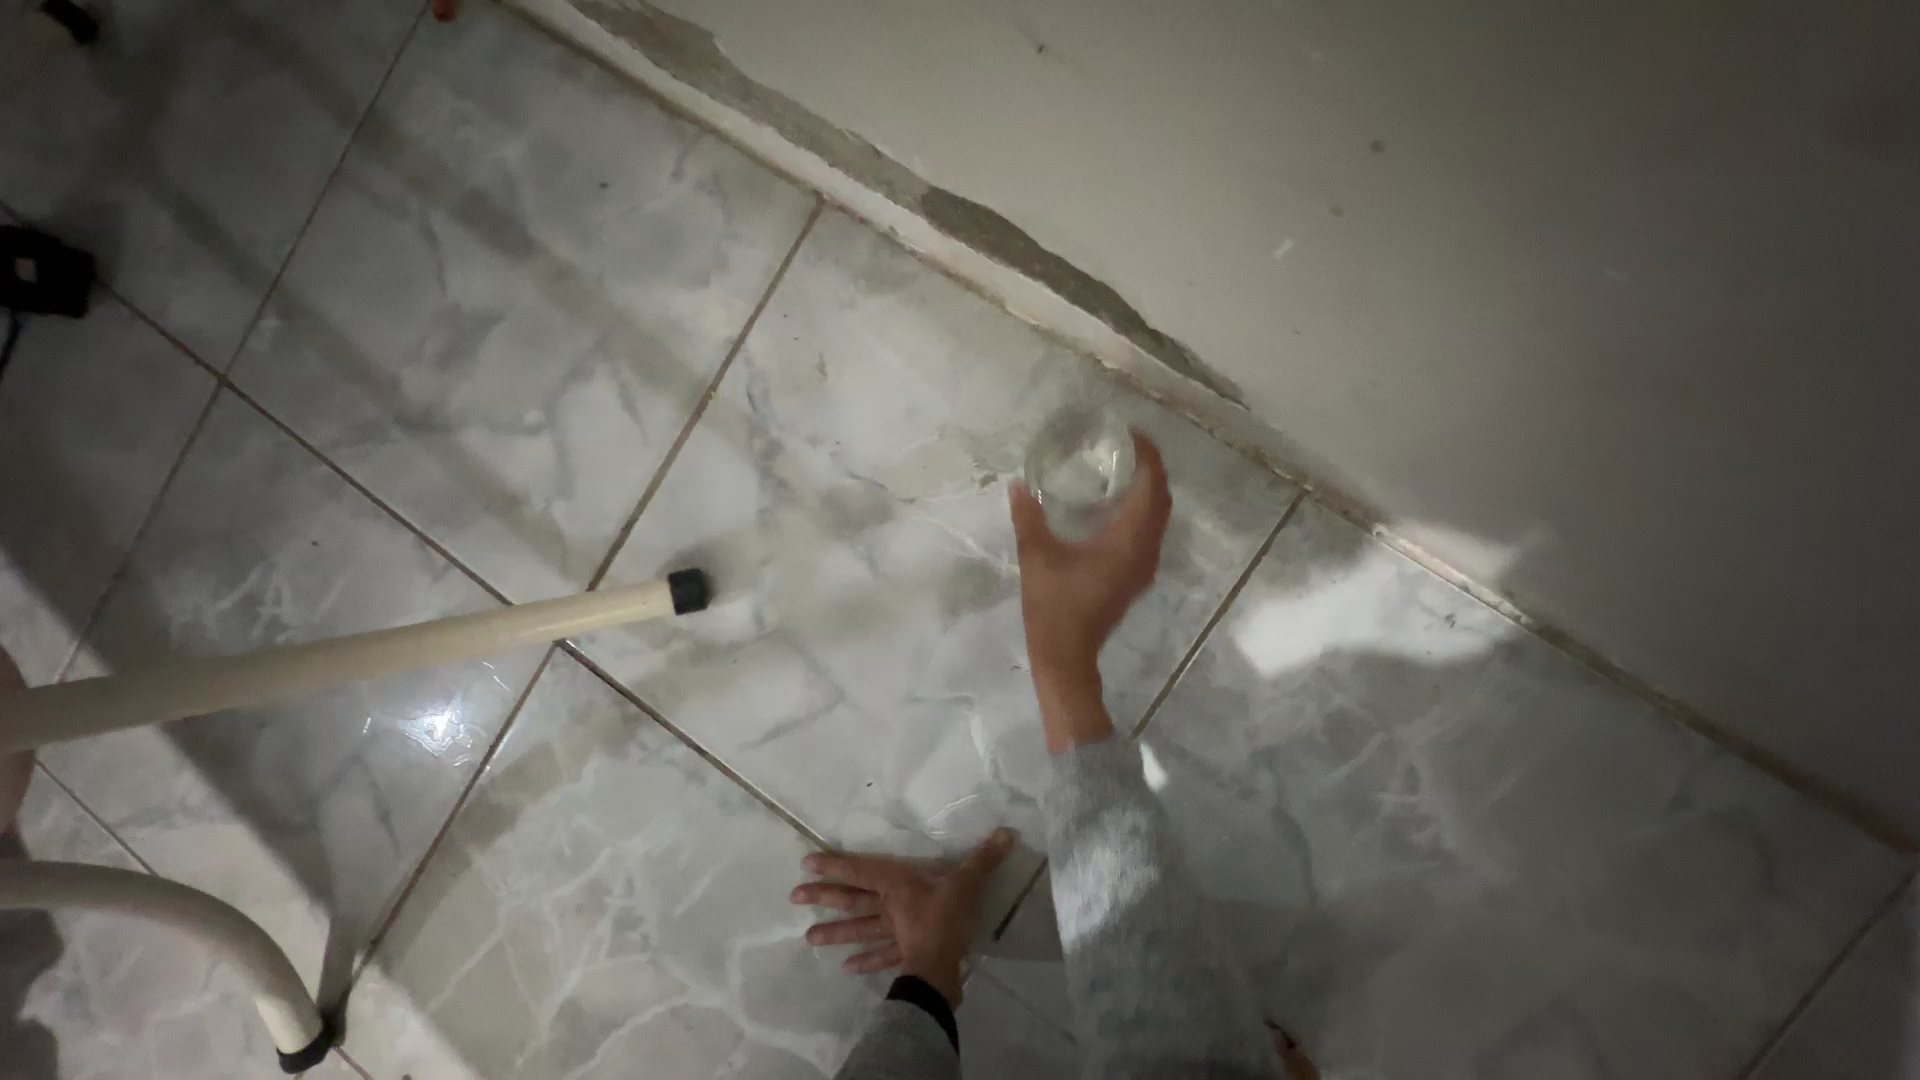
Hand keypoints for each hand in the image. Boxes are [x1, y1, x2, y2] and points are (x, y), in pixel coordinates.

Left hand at [790, 828, 1015, 1006]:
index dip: (834, 865)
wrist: (942, 967)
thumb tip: (1007, 831)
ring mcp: (891, 934)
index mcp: (896, 884)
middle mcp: (887, 907)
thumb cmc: (946, 918)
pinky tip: (846, 968)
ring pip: (858, 930)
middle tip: (793, 897)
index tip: (805, 864)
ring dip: (834, 933)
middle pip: (851, 901)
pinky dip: (864, 962)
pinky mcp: (902, 955)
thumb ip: (984, 858)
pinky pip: (879, 957)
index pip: (860, 871)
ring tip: (808, 938)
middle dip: (823, 897)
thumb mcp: (967, 882)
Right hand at [1009, 430, 1171, 681]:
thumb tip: (1018, 484)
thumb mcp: (1036, 557)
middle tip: (1124, 446)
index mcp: (1127, 541)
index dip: (1147, 457)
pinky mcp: (1135, 576)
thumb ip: (1028, 517)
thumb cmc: (1054, 606)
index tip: (1130, 434)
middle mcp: (1145, 550)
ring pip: (1158, 517)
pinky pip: (1148, 532)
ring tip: (1120, 468)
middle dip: (1149, 469)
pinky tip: (1113, 504)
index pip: (1151, 487)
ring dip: (1146, 490)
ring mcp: (1143, 566)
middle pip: (1161, 499)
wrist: (1065, 655)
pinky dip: (1140, 510)